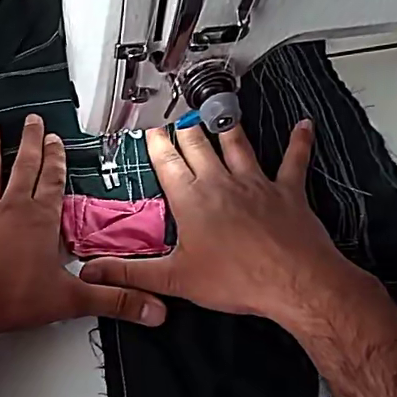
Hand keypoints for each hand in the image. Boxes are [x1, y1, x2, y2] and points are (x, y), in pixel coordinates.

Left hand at [0, 115, 167, 350]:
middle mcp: (9, 208)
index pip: (53, 182)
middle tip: (32, 122)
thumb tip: (152, 309)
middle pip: (23, 168)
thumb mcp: (67, 301)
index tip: (57, 141)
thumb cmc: (7, 301)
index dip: (57, 160)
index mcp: (39, 220)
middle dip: (31, 143)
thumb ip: (112, 299)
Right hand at [79, 120, 369, 330]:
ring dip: (226, 128)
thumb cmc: (238, 279)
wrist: (295, 283)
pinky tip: (302, 127)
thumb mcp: (171, 279)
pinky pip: (293, 160)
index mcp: (191, 201)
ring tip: (218, 113)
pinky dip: (298, 142)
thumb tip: (93, 273)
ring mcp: (256, 184)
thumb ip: (128, 274)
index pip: (167, 163)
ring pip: (238, 146)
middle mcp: (222, 184)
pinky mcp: (288, 193)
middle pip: (199, 146)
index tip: (152, 130)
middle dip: (186, 129)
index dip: (157, 144)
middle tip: (178, 117)